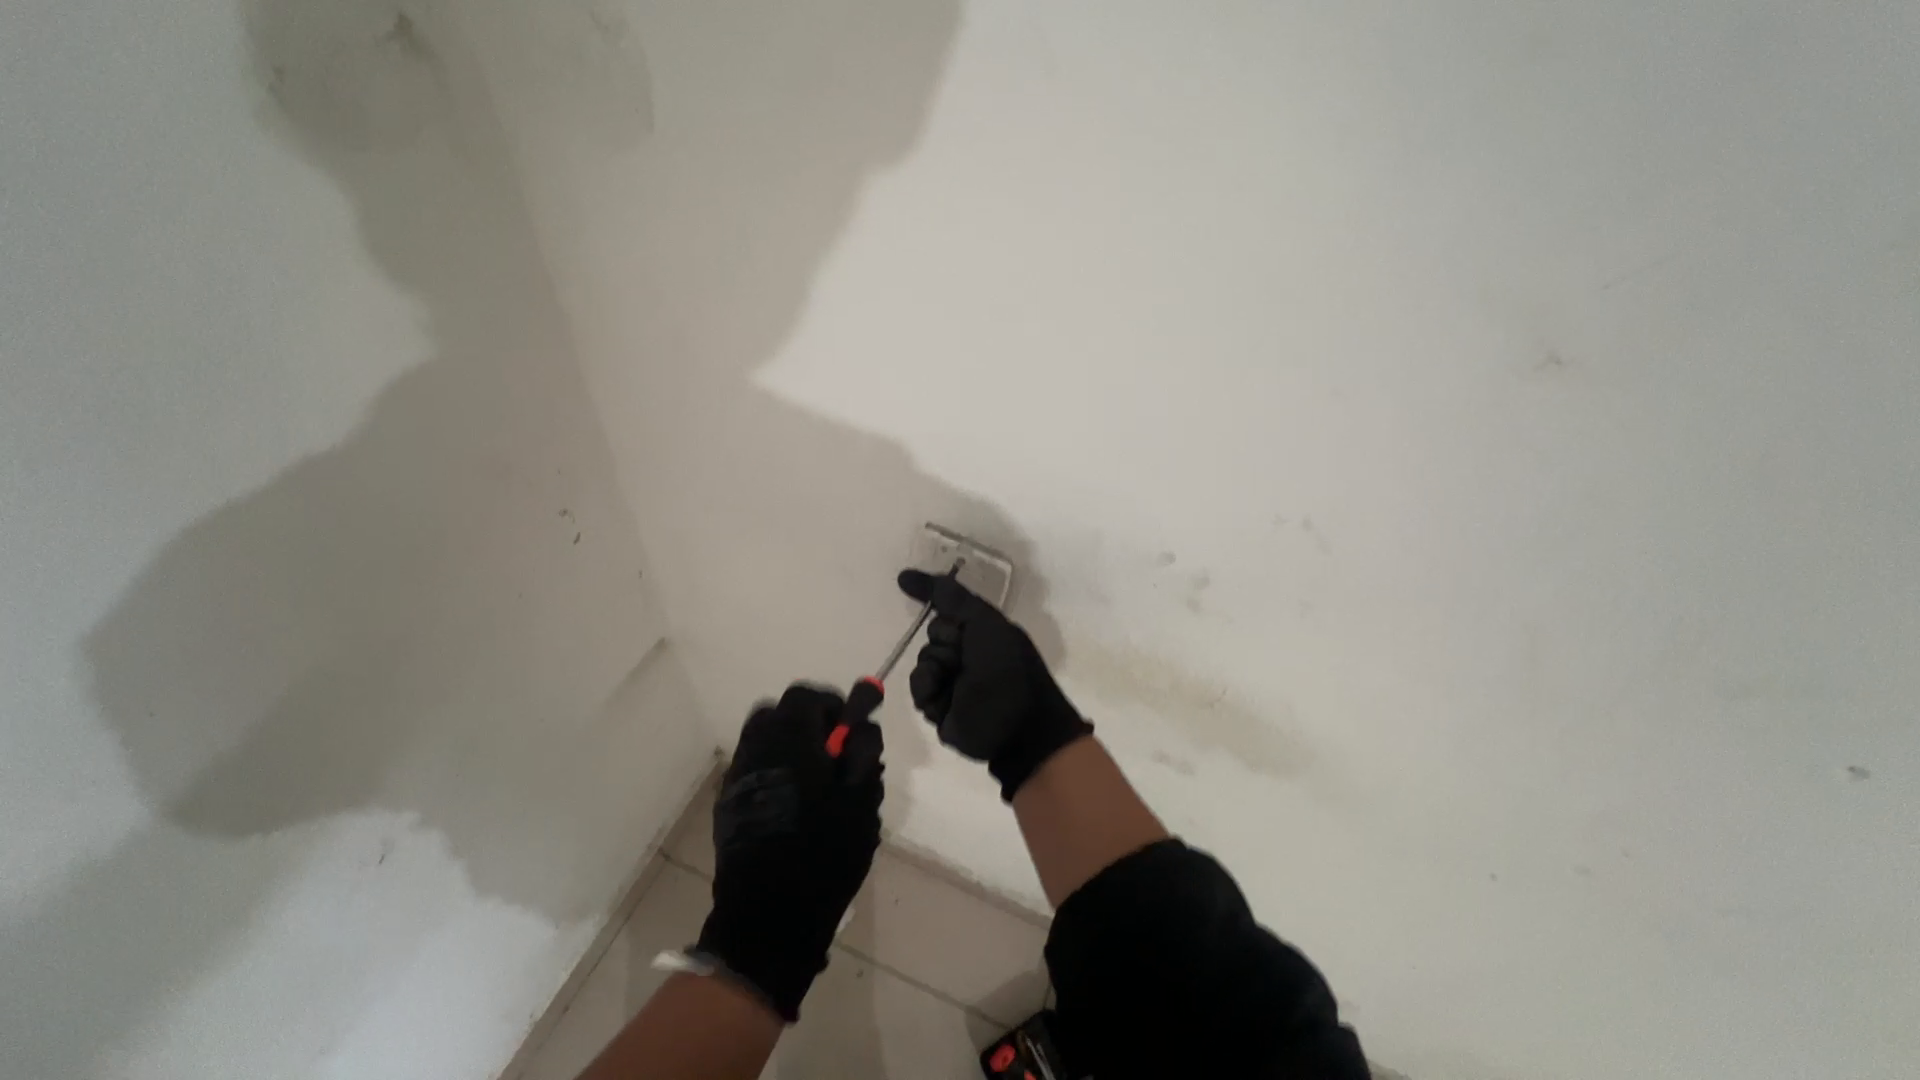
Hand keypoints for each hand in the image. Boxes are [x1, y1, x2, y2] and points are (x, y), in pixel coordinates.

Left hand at [693, 685, 881, 1021]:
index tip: (851, 730)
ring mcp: (736, 776)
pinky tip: (794, 806)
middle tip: (835, 755)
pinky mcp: (727, 804)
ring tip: (816, 782)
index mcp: (789, 737)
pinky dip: (774, 772)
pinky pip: (754, 769)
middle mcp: (755, 747)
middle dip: (809, 724)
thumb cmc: (824, 850)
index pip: (807, 697)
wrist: (769, 913)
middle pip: (780, 714)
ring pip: (764, 741)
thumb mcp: (861, 797)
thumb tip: (860, 723)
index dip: (833, 706)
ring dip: (790, 747)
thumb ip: (863, 750)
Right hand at [897, 568, 1091, 799]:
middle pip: (932, 633)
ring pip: (923, 660)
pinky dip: (928, 689)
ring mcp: (952, 679)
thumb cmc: (1006, 668)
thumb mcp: (984, 622)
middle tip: (963, 657)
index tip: (904, 582)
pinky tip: (943, 697)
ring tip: (957, 683)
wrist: (1016, 724)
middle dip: (944, 643)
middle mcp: (967, 651)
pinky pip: (918, 686)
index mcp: (983, 630)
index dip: (932, 598)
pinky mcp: (939, 706)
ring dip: (936, 669)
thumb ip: (951, 597)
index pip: (947, 607)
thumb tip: (904, 576)